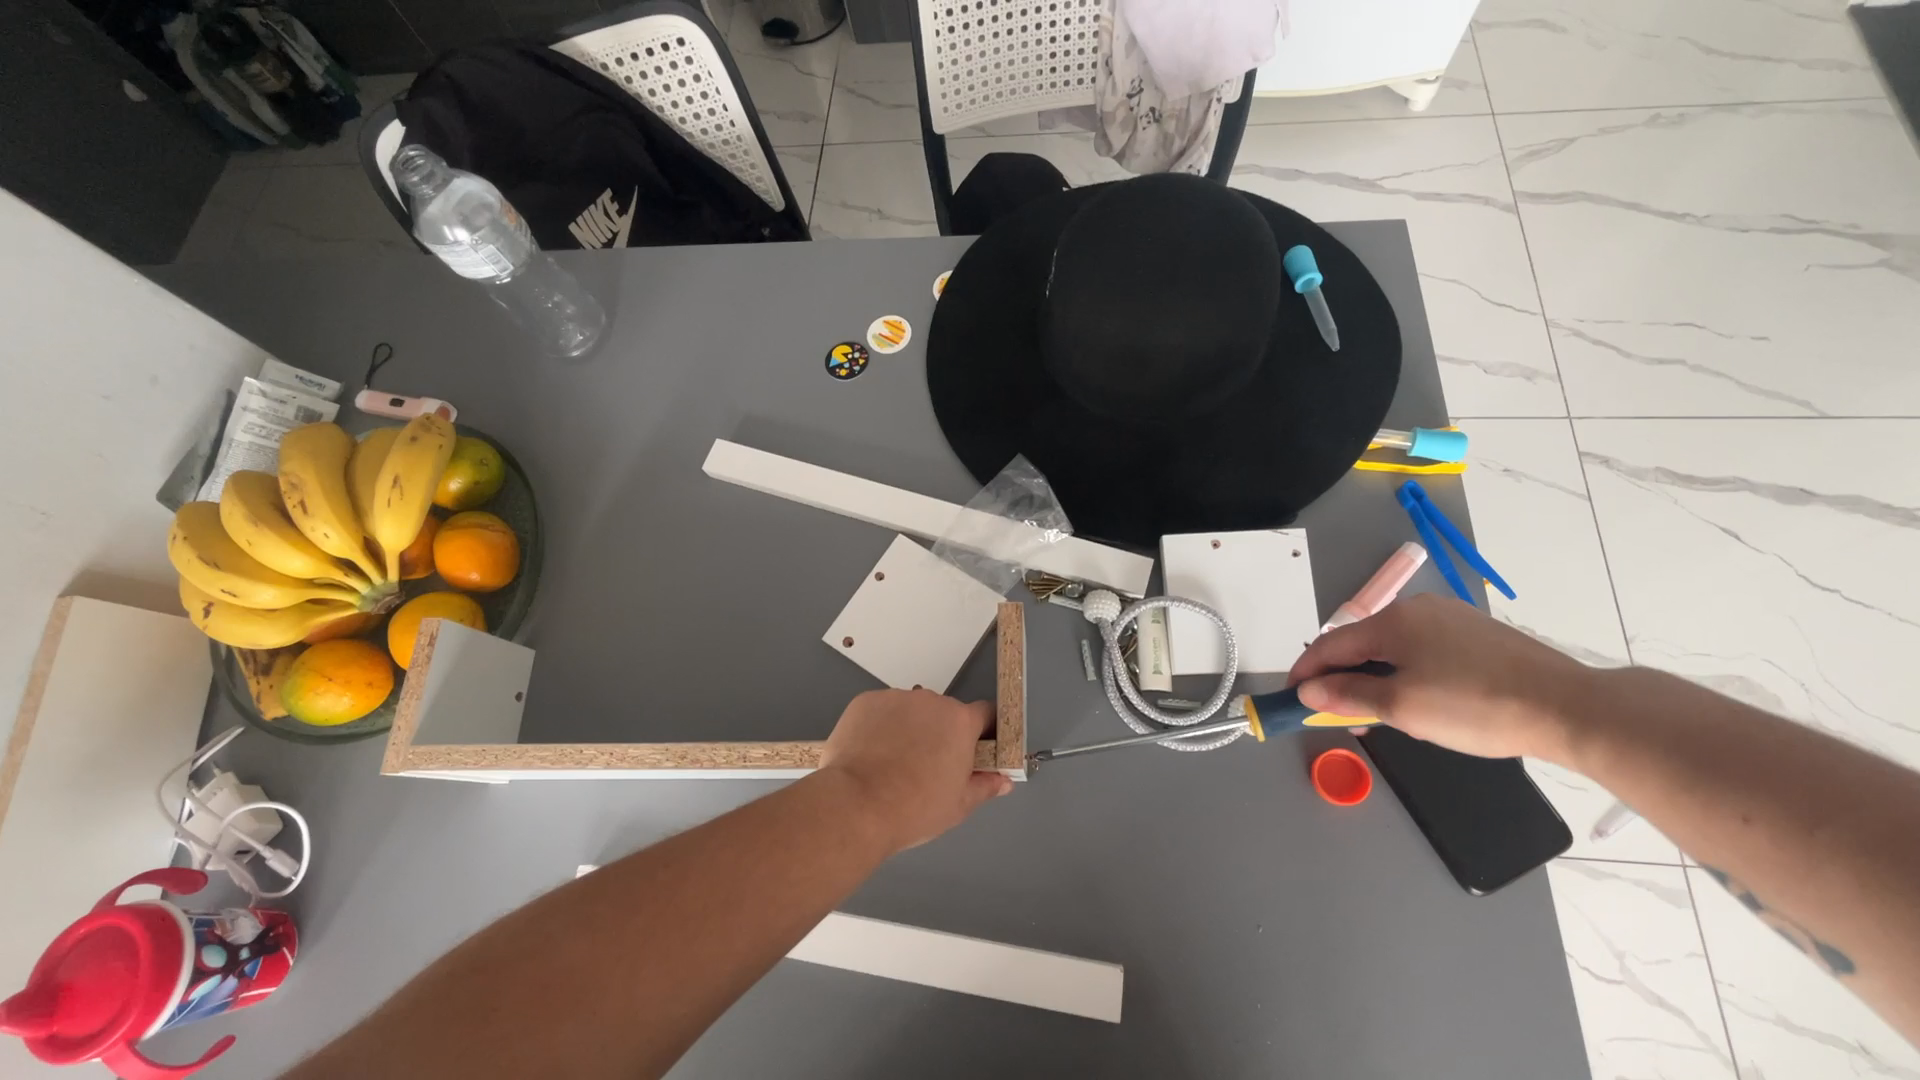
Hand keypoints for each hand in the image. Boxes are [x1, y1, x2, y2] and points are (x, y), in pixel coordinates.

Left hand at [818, 689, 1012, 853]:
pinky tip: (870, 755)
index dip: (983, 732)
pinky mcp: (864, 702)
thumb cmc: (914, 808)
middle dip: (941, 733)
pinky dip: (880, 727)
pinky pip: (881, 711)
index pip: (985, 713)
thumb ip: (984, 786)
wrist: (855, 805)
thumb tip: (1003, 781)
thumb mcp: (958, 805)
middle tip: (929, 766)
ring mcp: (895, 698)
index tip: (976, 751)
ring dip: (909, 728)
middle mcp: (930, 700)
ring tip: (893, 763)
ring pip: (910, 711)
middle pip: (944, 712)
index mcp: (960, 721)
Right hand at [1288, 594, 1594, 762]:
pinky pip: (1423, 650)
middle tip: (1337, 717)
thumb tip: (1307, 690)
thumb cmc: (1475, 707)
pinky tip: (1419, 700)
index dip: (1305, 673)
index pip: (1329, 645)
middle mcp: (1417, 609)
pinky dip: (1405, 673)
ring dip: (1374, 678)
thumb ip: (1347, 695)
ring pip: (1393, 648)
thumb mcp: (1401, 707)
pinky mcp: (1477, 634)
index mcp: (1393, 620)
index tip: (1291, 700)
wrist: (1569, 708)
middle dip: (1342, 679)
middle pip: (1361, 644)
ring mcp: (1451, 618)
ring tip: (1379, 715)